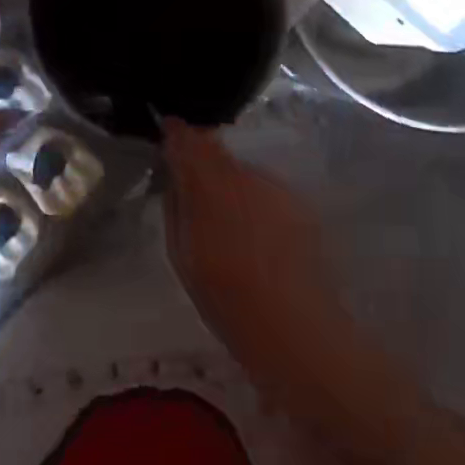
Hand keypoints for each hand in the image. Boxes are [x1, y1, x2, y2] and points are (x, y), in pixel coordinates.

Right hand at [162, 118, 344, 375]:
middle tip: (193, 192)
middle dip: (202, 162)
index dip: (176, 134)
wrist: (296, 329)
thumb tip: (173, 171)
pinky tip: (254, 234)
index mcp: (210, 184)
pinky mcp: (297, 202)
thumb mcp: (182, 253)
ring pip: (241, 171)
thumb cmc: (226, 299)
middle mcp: (245, 175)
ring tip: (226, 222)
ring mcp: (275, 187)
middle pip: (217, 152)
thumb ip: (176, 203)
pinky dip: (252, 200)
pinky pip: (263, 189)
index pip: (189, 139)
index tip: (167, 137)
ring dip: (228, 183)